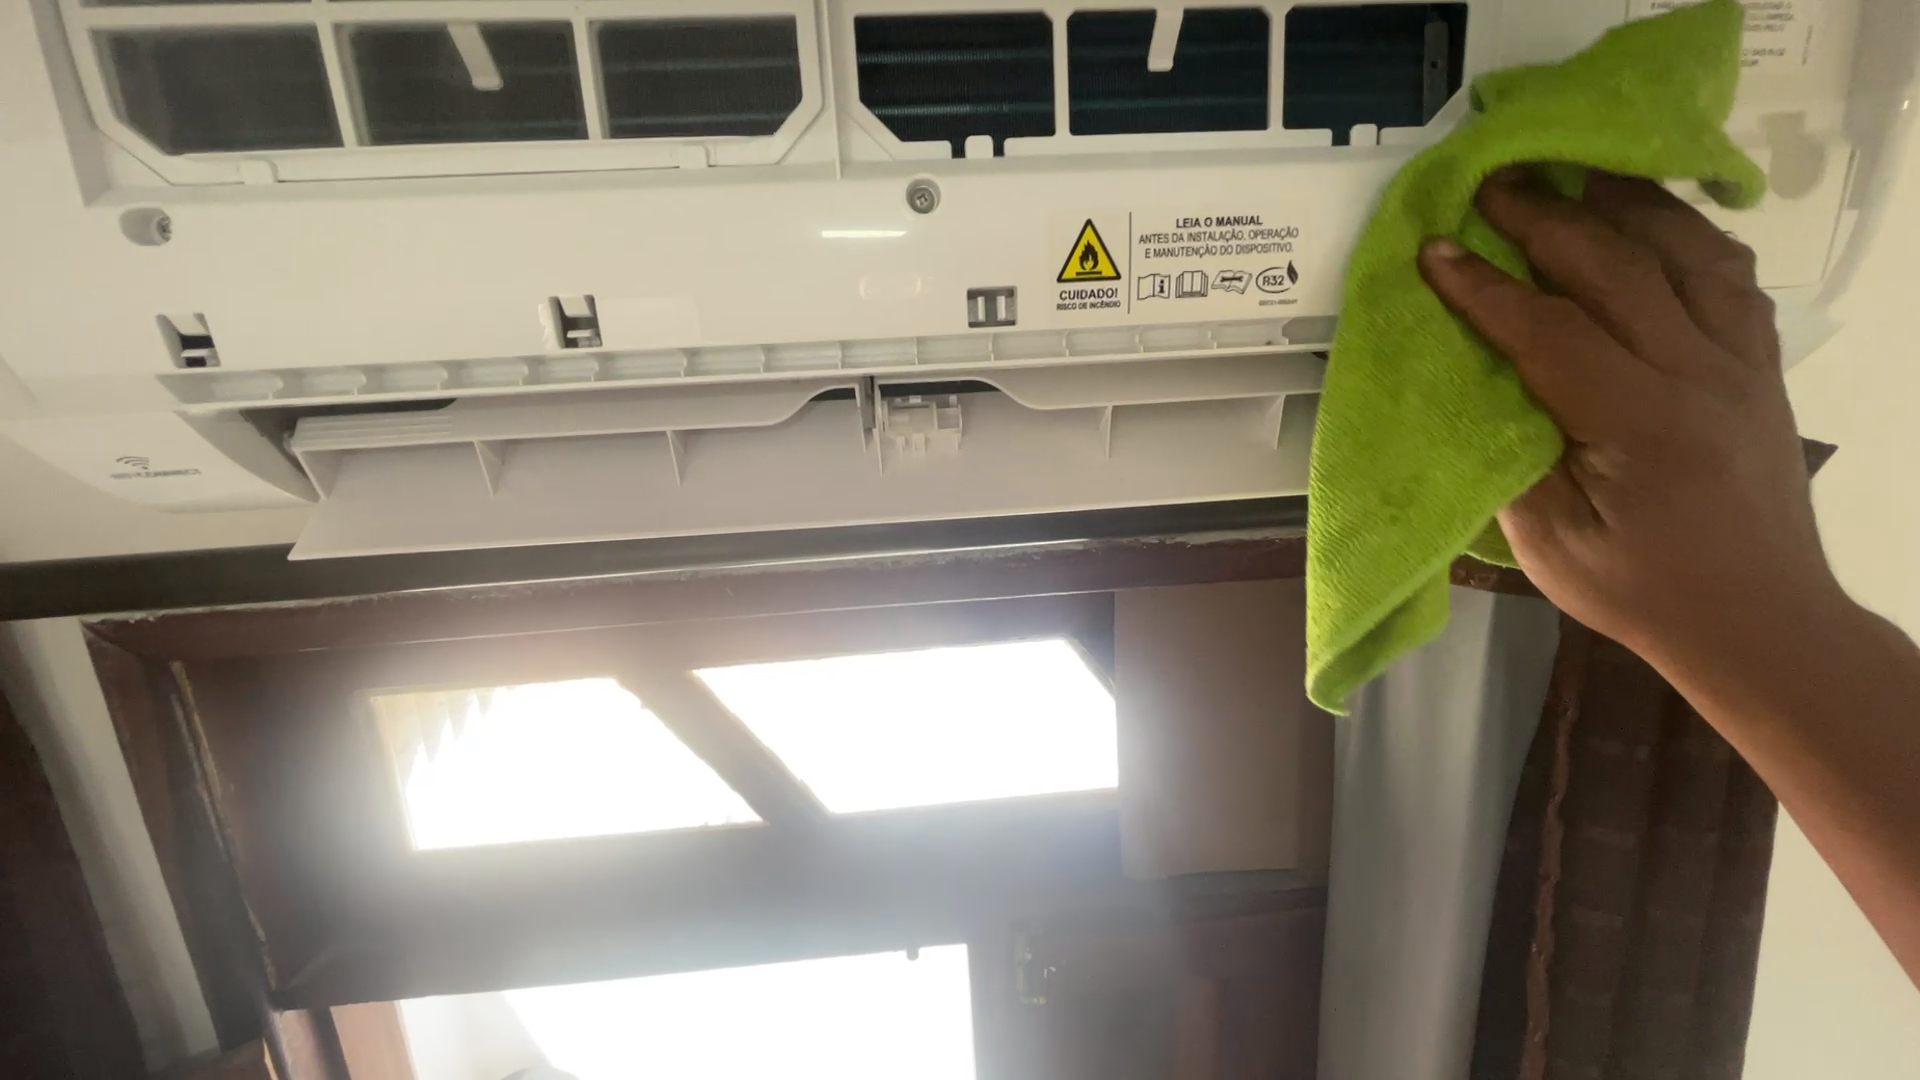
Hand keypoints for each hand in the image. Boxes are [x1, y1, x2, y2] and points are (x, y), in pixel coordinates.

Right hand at [1417, 169, 1841, 667]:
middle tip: (1493, 185)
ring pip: (1690, 256)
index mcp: (1639, 422)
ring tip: (1576, 176)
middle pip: (1620, 271)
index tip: (1434, 252)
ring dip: (1625, 207)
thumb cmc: (1635, 588)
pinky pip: (1730, 279)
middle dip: (1547, 222)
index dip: (1486, 288)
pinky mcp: (1761, 368)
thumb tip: (1472, 390)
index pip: (1551, 332)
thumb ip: (1509, 455)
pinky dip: (1687, 236)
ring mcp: (1744, 365)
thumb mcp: (1546, 539)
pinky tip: (1653, 223)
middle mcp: (1703, 375)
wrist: (1755, 617)